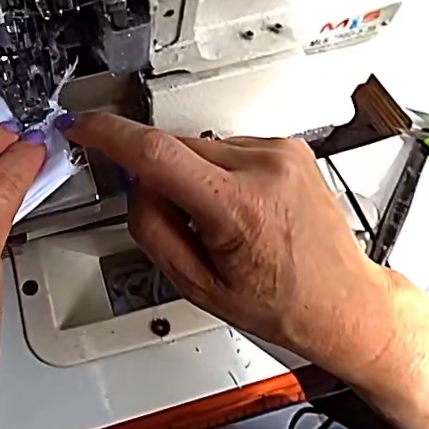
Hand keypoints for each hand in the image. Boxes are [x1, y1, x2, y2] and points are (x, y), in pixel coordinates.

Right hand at [64, 112, 423, 387]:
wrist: (343, 299)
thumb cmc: (285, 302)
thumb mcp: (199, 286)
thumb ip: (153, 229)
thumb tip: (137, 189)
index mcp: (237, 208)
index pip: (155, 152)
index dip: (108, 134)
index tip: (85, 126)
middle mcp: (264, 168)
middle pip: (175, 148)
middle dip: (159, 175)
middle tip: (178, 218)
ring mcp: (281, 153)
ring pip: (201, 146)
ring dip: (194, 175)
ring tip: (223, 220)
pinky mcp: (289, 147)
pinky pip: (229, 146)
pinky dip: (221, 170)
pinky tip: (241, 205)